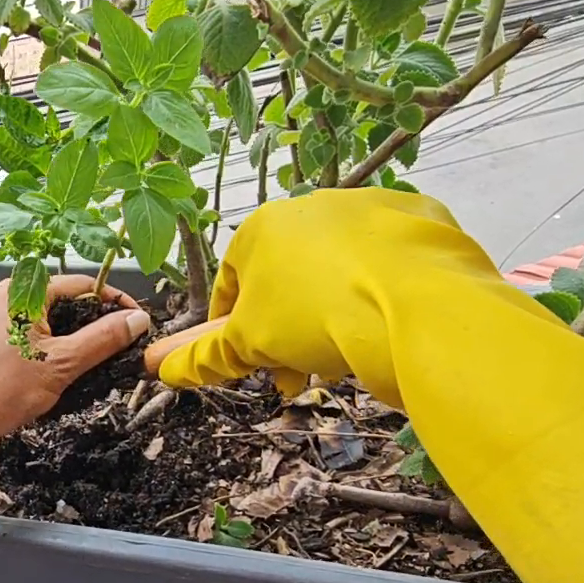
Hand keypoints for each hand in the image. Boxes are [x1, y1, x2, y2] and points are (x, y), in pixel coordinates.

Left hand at [0, 274, 147, 465]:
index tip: (136, 321)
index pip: (81, 284)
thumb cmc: (3, 390)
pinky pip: (30, 337)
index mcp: (21, 290)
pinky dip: (51, 349)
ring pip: (47, 322)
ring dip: (73, 339)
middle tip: (120, 345)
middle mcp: (5, 297)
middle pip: (64, 301)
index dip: (114, 301)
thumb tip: (137, 319)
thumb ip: (103, 338)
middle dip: (94, 322)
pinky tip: (62, 372)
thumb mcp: (63, 363)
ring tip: (95, 363)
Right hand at [147, 188, 583, 582]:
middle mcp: (314, 207)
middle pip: (285, 280)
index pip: (231, 283)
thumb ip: (204, 357)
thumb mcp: (247, 345)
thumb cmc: (313, 318)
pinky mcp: (426, 219)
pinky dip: (377, 295)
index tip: (246, 361)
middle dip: (284, 331)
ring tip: (341, 361)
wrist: (418, 305)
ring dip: (327, 317)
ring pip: (336, 272)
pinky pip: (387, 265)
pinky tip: (382, 329)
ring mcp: (373, 209)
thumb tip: (158, 369)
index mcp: (262, 228)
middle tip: (296, 375)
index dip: (232, 328)